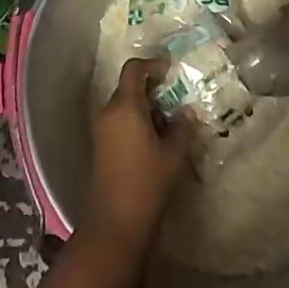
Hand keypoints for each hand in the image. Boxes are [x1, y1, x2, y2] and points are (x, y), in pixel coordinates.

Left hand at [83, 58, 193, 244]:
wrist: (115, 222)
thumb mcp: (173, 155)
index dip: (152, 64)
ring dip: (145, 106)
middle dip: (153, 89)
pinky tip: (155, 140)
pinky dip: (136, 120)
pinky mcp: (101, 144)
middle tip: (176, 100)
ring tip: (170, 123)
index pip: (134, 69)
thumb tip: (187, 111)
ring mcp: (101, 128)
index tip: (171, 69)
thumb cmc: (147, 183)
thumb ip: (182, 128)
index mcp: (125, 106)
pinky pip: (119, 120)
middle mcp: (109, 110)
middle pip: (129, 86)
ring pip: (125, 104)